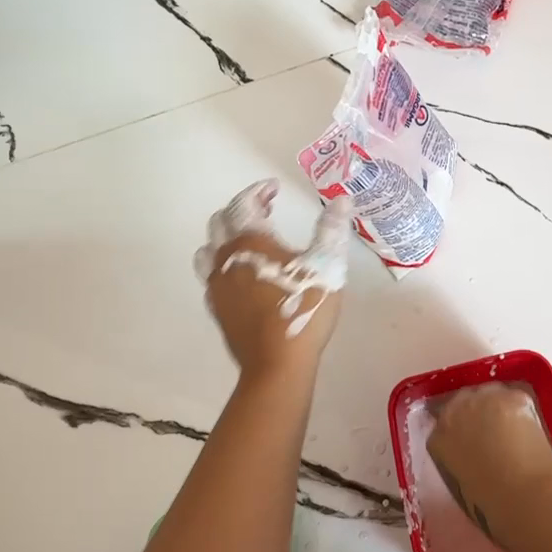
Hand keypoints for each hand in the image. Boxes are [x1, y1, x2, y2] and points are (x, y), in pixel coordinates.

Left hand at [196, 180, 351, 380]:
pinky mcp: (217, 309)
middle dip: (243, 210)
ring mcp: (217, 285)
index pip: (245, 203)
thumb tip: (341, 198)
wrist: (277, 363)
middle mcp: (226, 258)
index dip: (259, 191)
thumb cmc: (303, 306)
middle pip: (221, 222)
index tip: (274, 188)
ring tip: (249, 241)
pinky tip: (243, 276)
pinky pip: (212, 277)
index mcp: (250, 241)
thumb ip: (332, 228)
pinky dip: (224, 265)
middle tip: (266, 210)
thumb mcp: (327, 264)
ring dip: (226, 237)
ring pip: (209, 250)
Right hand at [427, 384, 551, 538]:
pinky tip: (527, 426)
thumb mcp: (459, 481)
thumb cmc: (489, 502)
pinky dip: (520, 409)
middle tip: (491, 429)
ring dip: (495, 405)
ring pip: (488, 393)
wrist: (521, 494)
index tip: (470, 439)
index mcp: (437, 438)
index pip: (442, 424)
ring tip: (510, 426)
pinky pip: (514, 397)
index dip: (459, 430)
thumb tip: (470, 453)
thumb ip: (457, 459)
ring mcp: (484, 398)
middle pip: (462, 400)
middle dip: (474, 412)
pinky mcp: (512, 395)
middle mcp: (455, 410)